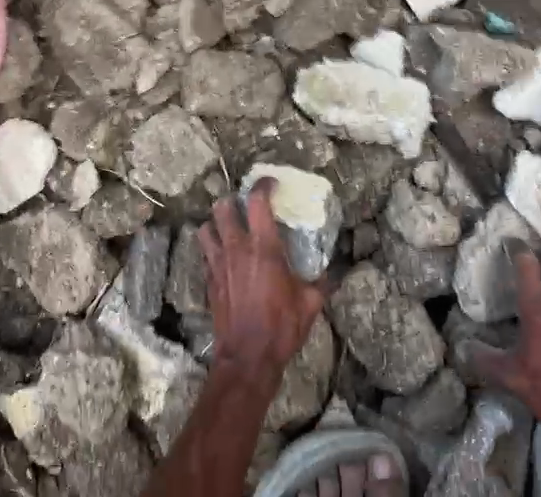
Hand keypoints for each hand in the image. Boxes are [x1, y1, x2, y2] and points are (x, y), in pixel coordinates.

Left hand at [199, 178, 330, 381]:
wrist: (247, 357)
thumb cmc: (281, 327)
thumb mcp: (310, 304)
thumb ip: (322, 283)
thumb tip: (335, 273)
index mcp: (264, 248)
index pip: (258, 201)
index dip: (263, 185)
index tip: (270, 183)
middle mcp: (237, 249)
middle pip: (223, 208)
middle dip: (232, 202)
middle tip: (244, 207)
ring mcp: (218, 264)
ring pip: (205, 228)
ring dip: (215, 223)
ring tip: (227, 228)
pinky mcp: (208, 280)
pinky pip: (204, 253)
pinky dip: (212, 248)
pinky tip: (223, 257)